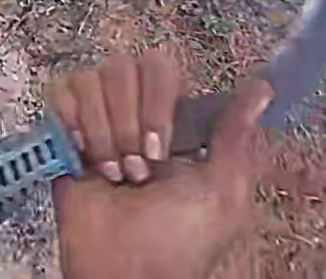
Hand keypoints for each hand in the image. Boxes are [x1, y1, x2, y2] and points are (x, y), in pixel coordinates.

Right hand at [48, 53, 272, 278]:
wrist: (123, 272)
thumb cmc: (177, 239)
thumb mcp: (221, 194)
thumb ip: (235, 135)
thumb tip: (264, 88)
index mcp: (167, 112)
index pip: (158, 66)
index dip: (155, 103)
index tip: (160, 151)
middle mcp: (128, 102)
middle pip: (120, 67)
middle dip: (127, 124)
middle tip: (135, 171)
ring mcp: (92, 110)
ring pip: (90, 80)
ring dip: (102, 135)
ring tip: (111, 174)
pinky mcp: (60, 121)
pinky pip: (61, 92)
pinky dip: (72, 126)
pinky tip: (82, 157)